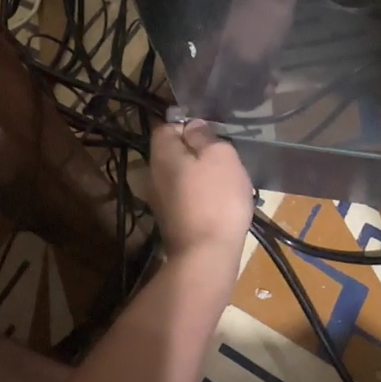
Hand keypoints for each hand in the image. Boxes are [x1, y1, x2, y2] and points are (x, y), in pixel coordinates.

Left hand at [148, 121, 253, 260]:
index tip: (212, 132)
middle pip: (174, 151)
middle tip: (224, 156)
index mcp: (162, 154)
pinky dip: (202, 195)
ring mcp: (161, 200)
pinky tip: (220, 203)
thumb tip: (192, 126)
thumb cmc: (216, 198)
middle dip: (198, 151)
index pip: (167, 125)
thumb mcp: (220, 154)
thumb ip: (204, 135)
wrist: (206, 257)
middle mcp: (154, 175)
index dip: (189, 124)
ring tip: (227, 181)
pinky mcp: (172, 220)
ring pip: (182, 174)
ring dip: (202, 174)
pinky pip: (187, 195)